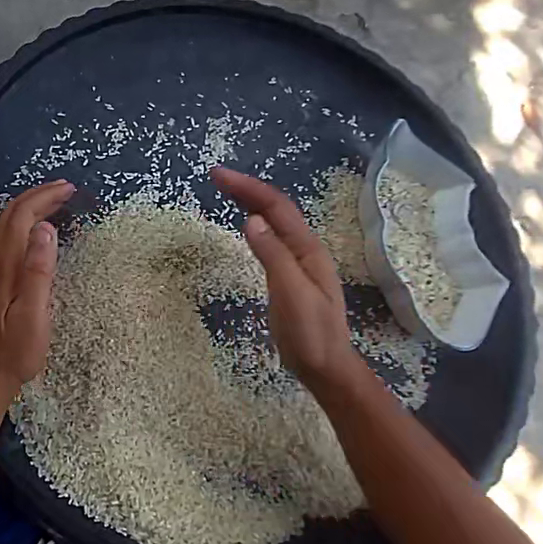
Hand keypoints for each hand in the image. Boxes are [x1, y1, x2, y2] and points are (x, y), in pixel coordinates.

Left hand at [0, 180, 74, 400]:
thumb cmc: (13, 351)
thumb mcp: (32, 315)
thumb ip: (38, 272)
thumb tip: (45, 229)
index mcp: (6, 265)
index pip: (21, 217)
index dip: (43, 197)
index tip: (69, 189)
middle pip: (12, 216)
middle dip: (38, 196)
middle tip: (67, 189)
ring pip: (10, 226)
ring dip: (32, 208)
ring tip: (58, 202)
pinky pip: (11, 240)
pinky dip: (28, 225)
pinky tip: (41, 233)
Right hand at [212, 167, 361, 389]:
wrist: (326, 368)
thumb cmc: (310, 334)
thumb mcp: (291, 294)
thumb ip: (274, 256)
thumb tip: (251, 218)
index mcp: (307, 249)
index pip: (276, 207)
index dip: (247, 187)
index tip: (217, 175)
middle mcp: (304, 250)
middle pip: (276, 209)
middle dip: (247, 189)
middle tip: (215, 177)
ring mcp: (298, 263)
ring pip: (274, 223)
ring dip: (251, 202)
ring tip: (227, 191)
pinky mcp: (289, 277)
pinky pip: (271, 240)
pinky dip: (255, 224)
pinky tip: (247, 226)